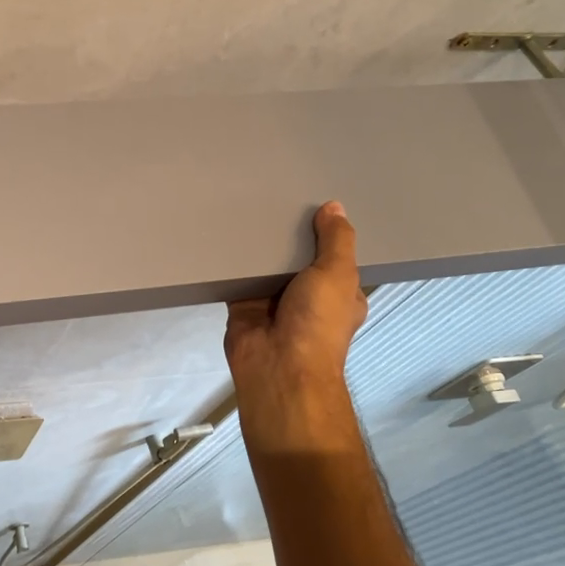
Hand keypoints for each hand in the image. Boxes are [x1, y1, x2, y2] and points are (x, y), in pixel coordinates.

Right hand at [224, 202, 366, 429]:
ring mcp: (274, 304)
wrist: (276, 367)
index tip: (317, 205)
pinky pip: (238, 280)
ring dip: (260, 249)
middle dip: (289, 237)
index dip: (328, 234)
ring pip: (267, 268)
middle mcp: (307, 299)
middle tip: (278, 198)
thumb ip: (336, 240)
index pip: (336, 258)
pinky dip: (232, 265)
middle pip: (298, 260)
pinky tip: (225, 237)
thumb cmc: (318, 323)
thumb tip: (334, 207)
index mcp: (339, 294)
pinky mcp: (243, 307)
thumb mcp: (338, 273)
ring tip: (250, 208)